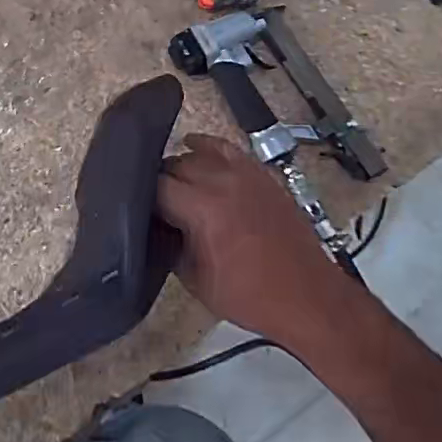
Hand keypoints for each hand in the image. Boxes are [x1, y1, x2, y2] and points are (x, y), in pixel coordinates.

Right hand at [155, 133, 357, 342]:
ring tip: (172, 184)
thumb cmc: (251, 296)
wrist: (306, 293)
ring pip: (198, 153)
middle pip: (176, 165)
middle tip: (153, 204)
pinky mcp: (259, 172)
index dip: (142, 198)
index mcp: (204, 210)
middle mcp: (222, 181)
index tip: (135, 209)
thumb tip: (157, 228)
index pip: (158, 187)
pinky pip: (227, 148)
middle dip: (160, 182)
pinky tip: (194, 145)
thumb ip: (172, 246)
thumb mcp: (198, 281)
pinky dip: (207, 145)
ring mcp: (243, 172)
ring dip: (181, 166)